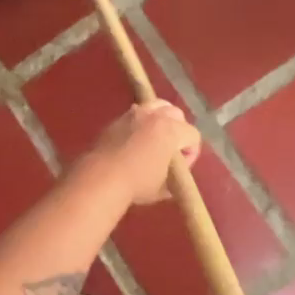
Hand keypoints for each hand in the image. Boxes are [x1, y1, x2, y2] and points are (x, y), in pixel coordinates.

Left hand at [78, 100, 200, 205]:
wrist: (101, 177)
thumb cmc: (138, 184)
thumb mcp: (164, 188)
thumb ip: (175, 176)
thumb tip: (174, 173)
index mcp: (172, 131)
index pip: (193, 136)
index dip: (191, 153)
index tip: (180, 168)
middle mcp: (156, 116)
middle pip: (177, 115)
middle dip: (178, 131)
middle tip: (170, 151)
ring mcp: (135, 114)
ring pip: (157, 106)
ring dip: (161, 119)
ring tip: (155, 138)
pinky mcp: (118, 118)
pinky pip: (137, 112)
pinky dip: (142, 121)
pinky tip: (136, 138)